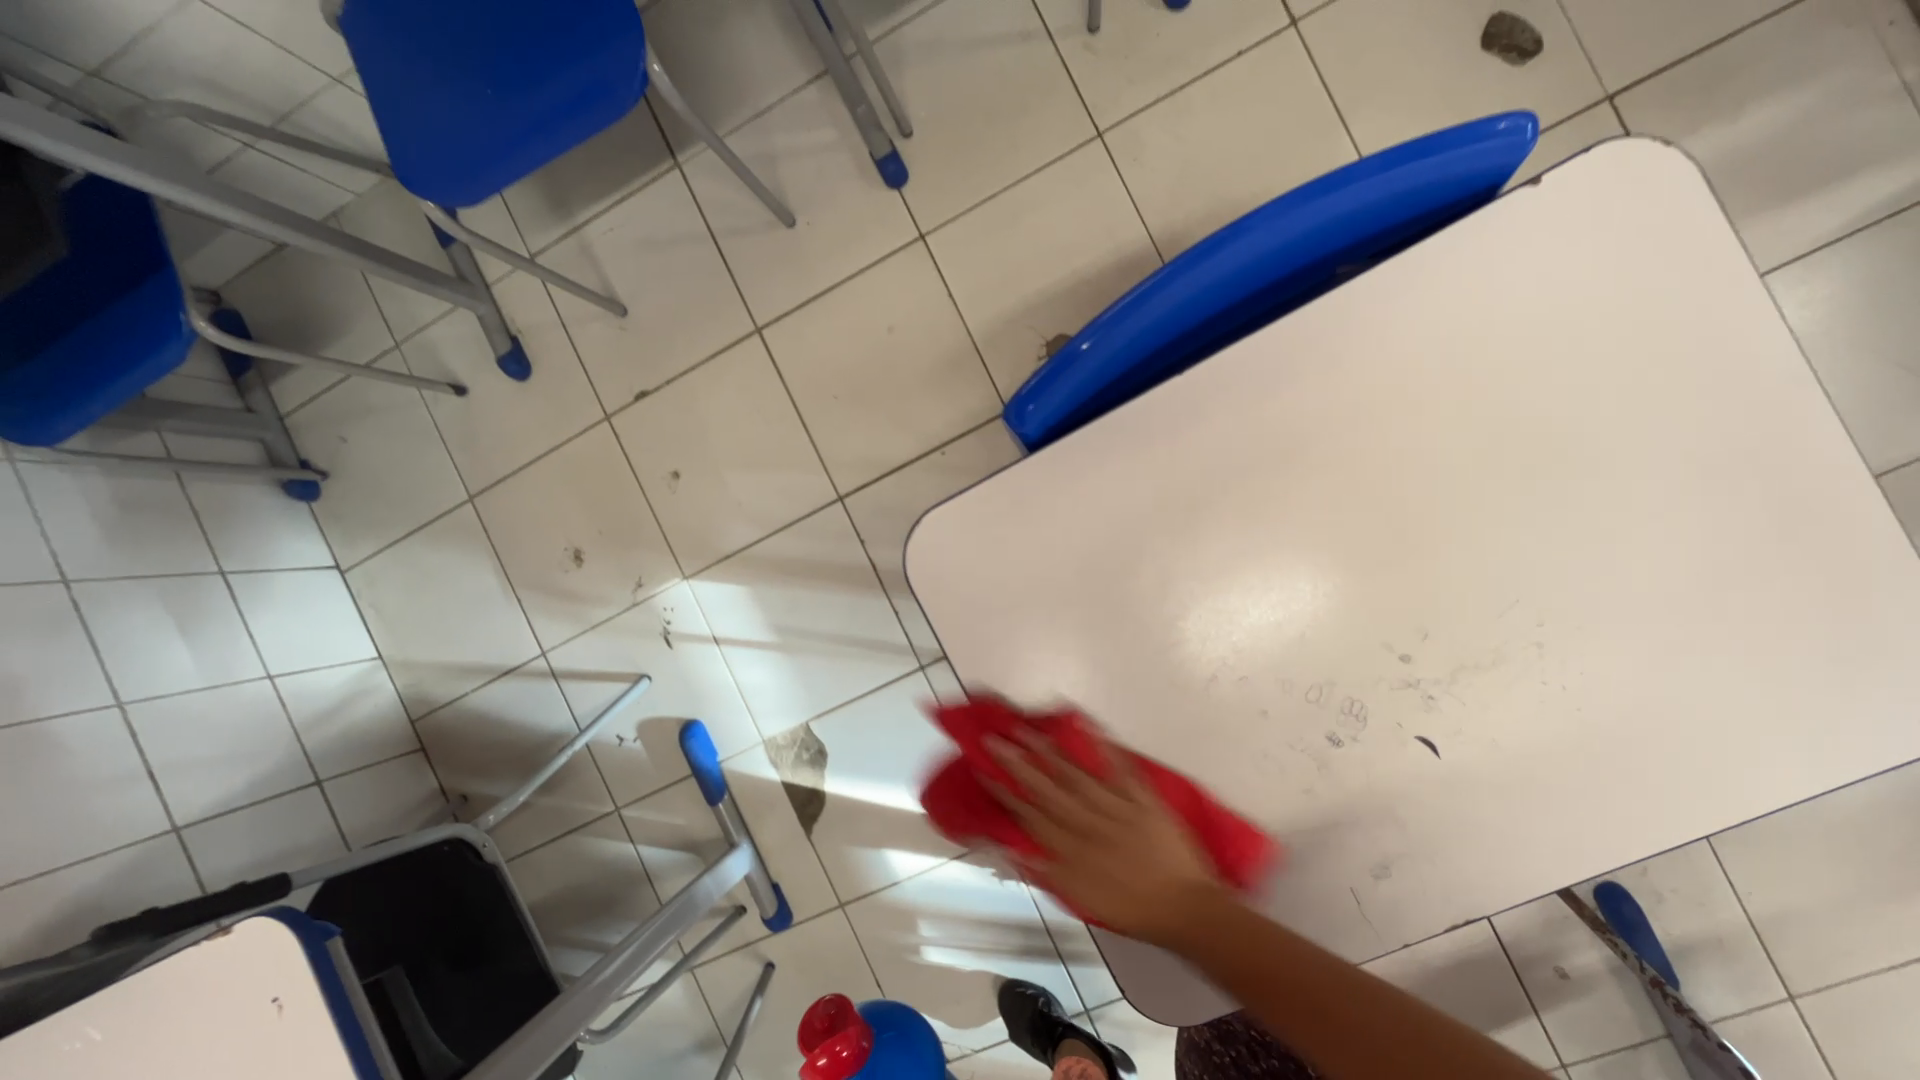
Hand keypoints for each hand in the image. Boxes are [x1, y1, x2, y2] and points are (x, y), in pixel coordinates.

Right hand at [985, 728, 1230, 945]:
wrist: (1185, 911)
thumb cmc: (1131, 911)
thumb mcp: (1081, 901)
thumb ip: (1046, 873)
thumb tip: (1013, 849)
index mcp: (1070, 853)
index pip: (1029, 817)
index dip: (1005, 793)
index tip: (984, 772)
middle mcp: (1087, 826)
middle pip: (1046, 790)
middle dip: (1017, 764)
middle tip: (993, 740)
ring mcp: (1116, 809)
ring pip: (1075, 776)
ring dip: (1047, 752)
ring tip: (1025, 730)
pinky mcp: (1143, 800)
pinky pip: (1119, 770)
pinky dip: (1102, 747)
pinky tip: (1085, 727)